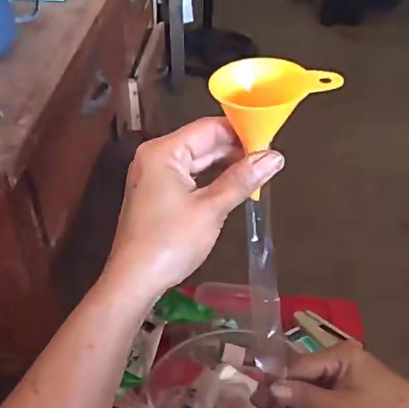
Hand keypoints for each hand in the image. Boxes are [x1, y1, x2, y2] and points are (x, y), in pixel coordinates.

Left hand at [100, 117, 283, 303]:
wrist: (134, 280)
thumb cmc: (170, 242)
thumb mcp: (211, 209)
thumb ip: (242, 179)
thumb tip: (274, 156)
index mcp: (162, 152)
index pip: (208, 127)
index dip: (241, 131)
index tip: (272, 140)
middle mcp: (153, 158)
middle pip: (201, 142)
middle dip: (235, 150)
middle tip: (270, 160)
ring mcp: (151, 177)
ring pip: (195, 162)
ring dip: (224, 167)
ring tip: (257, 174)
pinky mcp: (153, 196)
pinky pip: (186, 178)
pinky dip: (209, 181)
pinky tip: (231, 188)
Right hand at [270, 342, 408, 407]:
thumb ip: (305, 397)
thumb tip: (269, 389)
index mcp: (339, 353)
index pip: (297, 365)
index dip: (275, 383)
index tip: (257, 402)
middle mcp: (339, 354)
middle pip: (300, 370)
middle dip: (282, 389)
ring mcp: (345, 368)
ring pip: (308, 380)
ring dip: (294, 396)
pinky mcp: (349, 382)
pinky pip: (320, 386)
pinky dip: (308, 399)